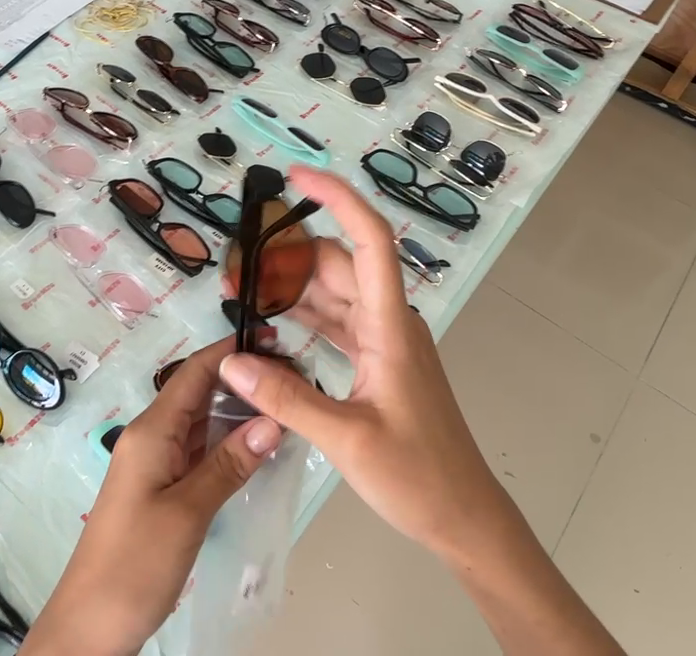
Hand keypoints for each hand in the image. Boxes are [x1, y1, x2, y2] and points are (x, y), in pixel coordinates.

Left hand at [22, 336, 278, 655]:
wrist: (90, 625)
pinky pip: (199, 451)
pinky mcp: (162, 488)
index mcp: (151, 431)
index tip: (274, 337)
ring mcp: (156, 463)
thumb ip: (229, 464)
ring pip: (202, 422)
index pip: (194, 373)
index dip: (231, 351)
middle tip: (292, 374)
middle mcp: (152, 437)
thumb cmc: (134, 563)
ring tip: (285, 403)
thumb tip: (273, 420)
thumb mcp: (187, 512)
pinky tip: (258, 445)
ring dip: (238, 411)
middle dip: (242, 380)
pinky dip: (228, 443)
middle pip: (200, 393)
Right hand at [217, 164, 510, 557]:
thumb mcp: (346, 439)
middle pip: (338, 266)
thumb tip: (231, 361)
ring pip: (333, 294)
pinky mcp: (376, 364)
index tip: (297, 178)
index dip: (338, 200)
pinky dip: (302, 317)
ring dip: (291, 286)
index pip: (369, 242)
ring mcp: (383, 343)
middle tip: (234, 265)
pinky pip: (334, 324)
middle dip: (288, 255)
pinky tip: (269, 322)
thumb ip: (286, 399)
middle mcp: (388, 322)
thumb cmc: (418, 476)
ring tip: (241, 289)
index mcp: (390, 326)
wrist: (464, 517)